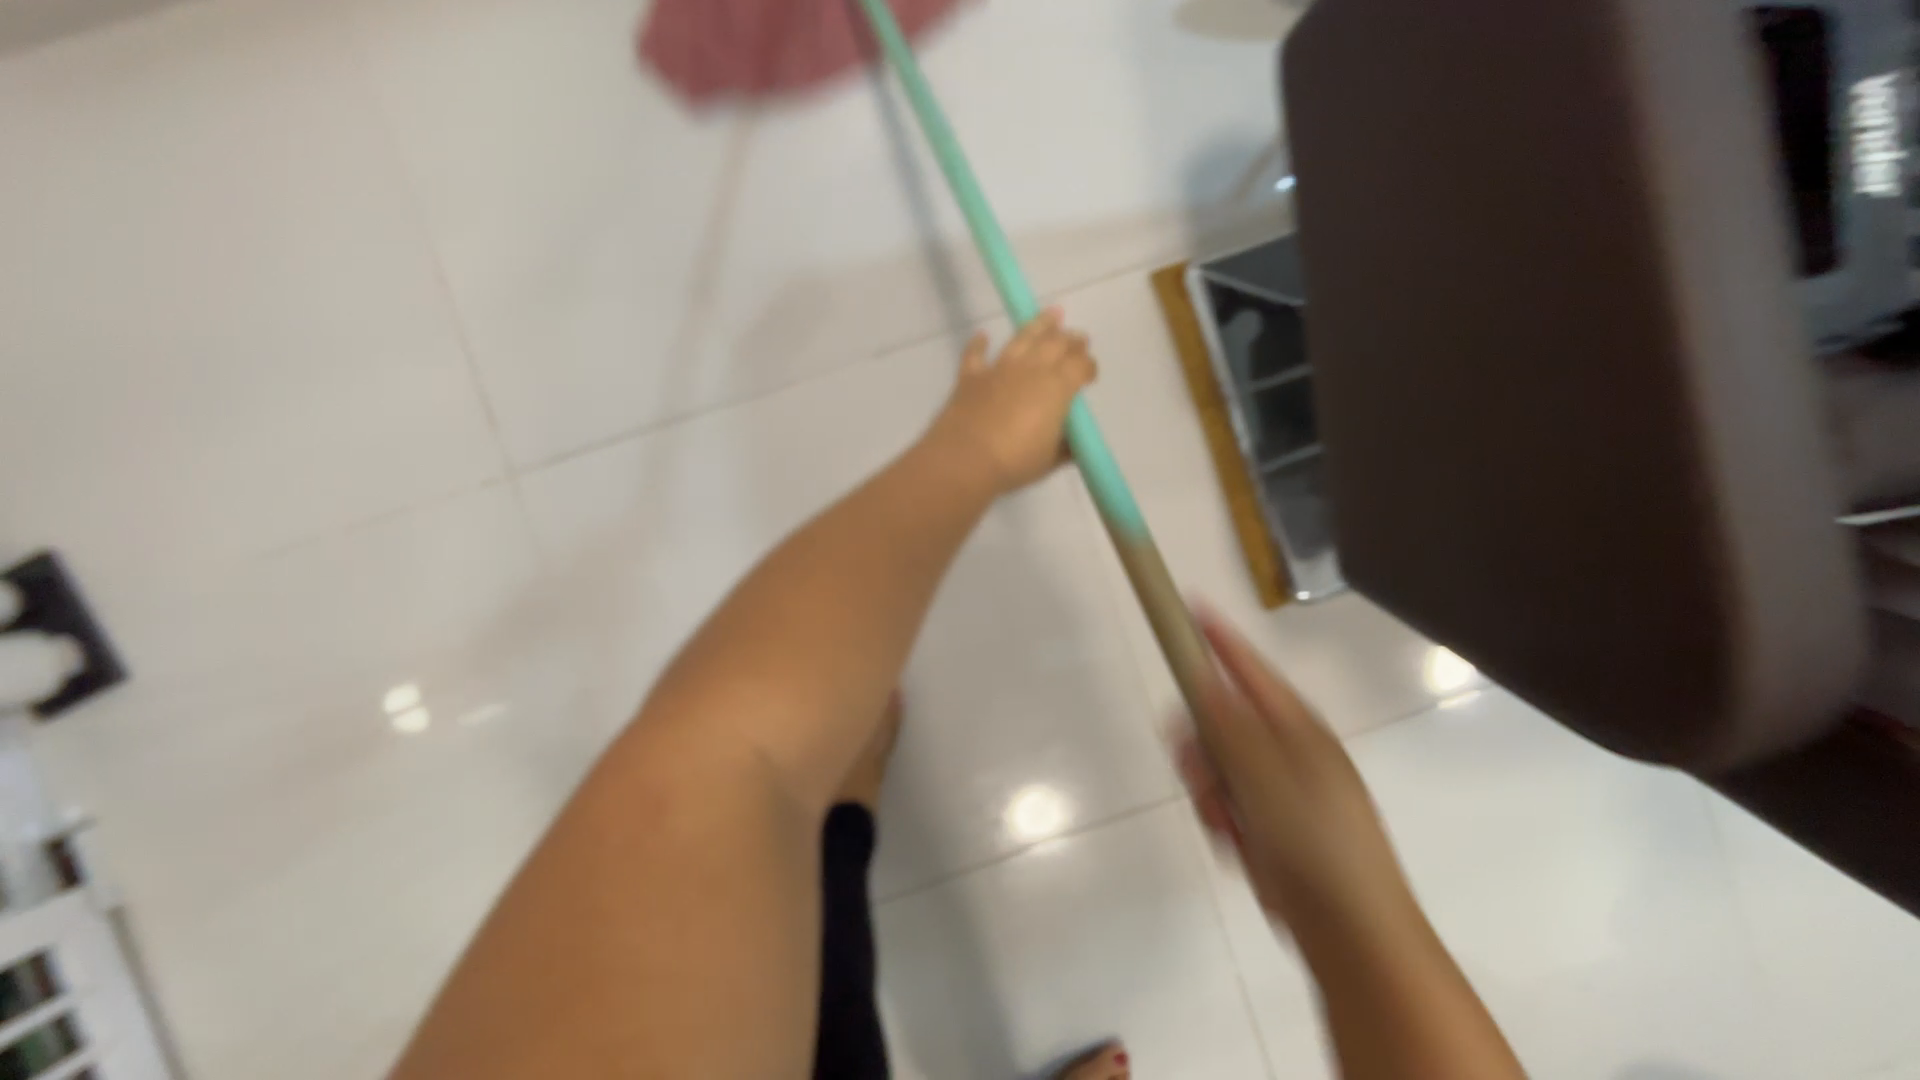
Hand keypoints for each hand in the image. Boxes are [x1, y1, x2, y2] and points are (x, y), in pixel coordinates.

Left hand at [923, 309, 1096, 493]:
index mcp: (1058, 387)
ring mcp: (1000, 369)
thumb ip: (1064, 448)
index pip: (1081, 366)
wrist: (966, 459)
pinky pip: (975, 354)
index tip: (1090, 373)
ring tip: (1053, 313)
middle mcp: (1031, 369)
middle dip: (1071, 339)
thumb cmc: (1015, 462)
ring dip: (1040, 324)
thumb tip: (1073, 445)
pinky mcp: (972, 376)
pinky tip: (982, 335)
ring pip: (1023, 337)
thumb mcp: (1050, 460)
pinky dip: (979, 344)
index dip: (1089, 366)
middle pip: (1057, 344)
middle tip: (1078, 338)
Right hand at [1177, 609, 1415, 930]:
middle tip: (1197, 774)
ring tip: (1225, 827)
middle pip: (1223, 722)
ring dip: (1211, 794)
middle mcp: (1290, 753)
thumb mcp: (1264, 775)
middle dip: (1202, 747)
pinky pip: (1231, 808)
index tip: (1188, 607)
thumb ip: (1226, 724)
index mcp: (1297, 729)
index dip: (1219, 639)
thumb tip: (1198, 672)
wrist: (1354, 932)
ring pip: (1220, 769)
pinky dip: (1226, 824)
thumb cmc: (1314, 844)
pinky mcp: (1275, 830)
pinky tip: (1239, 849)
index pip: (1249, 670)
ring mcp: (1284, 792)